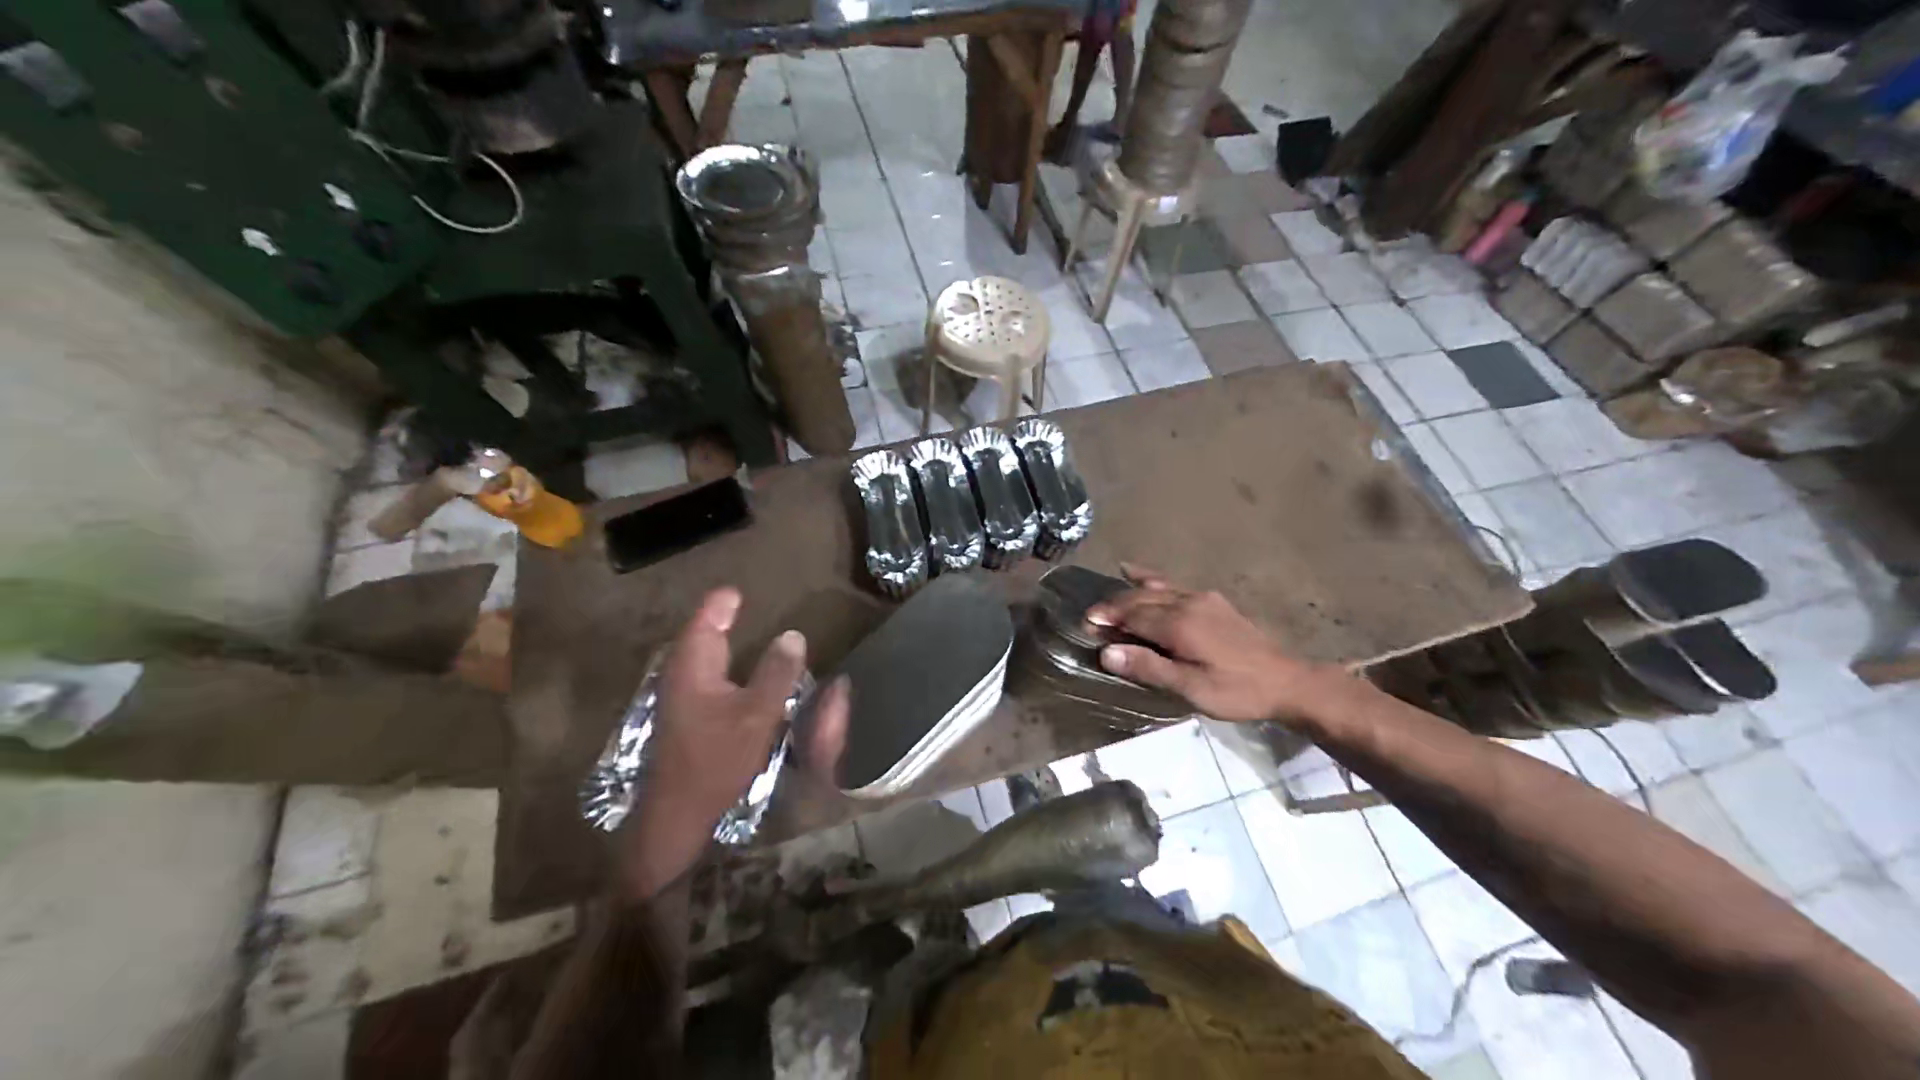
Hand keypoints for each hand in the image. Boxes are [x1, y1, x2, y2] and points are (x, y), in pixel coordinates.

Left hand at [620, 588, 848, 897]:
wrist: (677, 814)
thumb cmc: (716, 759)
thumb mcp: (757, 714)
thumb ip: (777, 672)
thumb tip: (793, 634)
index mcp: (693, 664)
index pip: (707, 618)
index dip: (725, 601)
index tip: (741, 589)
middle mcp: (680, 674)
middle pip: (700, 633)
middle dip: (720, 617)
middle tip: (744, 604)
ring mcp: (678, 696)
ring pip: (699, 655)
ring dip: (719, 640)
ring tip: (743, 629)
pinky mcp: (683, 716)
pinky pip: (703, 675)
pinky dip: (720, 664)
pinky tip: (737, 673)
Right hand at [1085, 565, 1338, 723]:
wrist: (1287, 681)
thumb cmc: (1236, 690)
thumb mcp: (1191, 688)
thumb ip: (1148, 667)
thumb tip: (1106, 651)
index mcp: (1179, 624)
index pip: (1132, 615)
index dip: (1107, 618)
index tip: (1085, 624)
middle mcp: (1187, 602)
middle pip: (1140, 598)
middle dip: (1113, 605)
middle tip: (1091, 618)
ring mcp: (1201, 598)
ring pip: (1155, 588)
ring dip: (1129, 593)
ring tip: (1107, 600)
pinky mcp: (1212, 601)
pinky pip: (1172, 584)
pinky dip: (1149, 580)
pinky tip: (1136, 573)